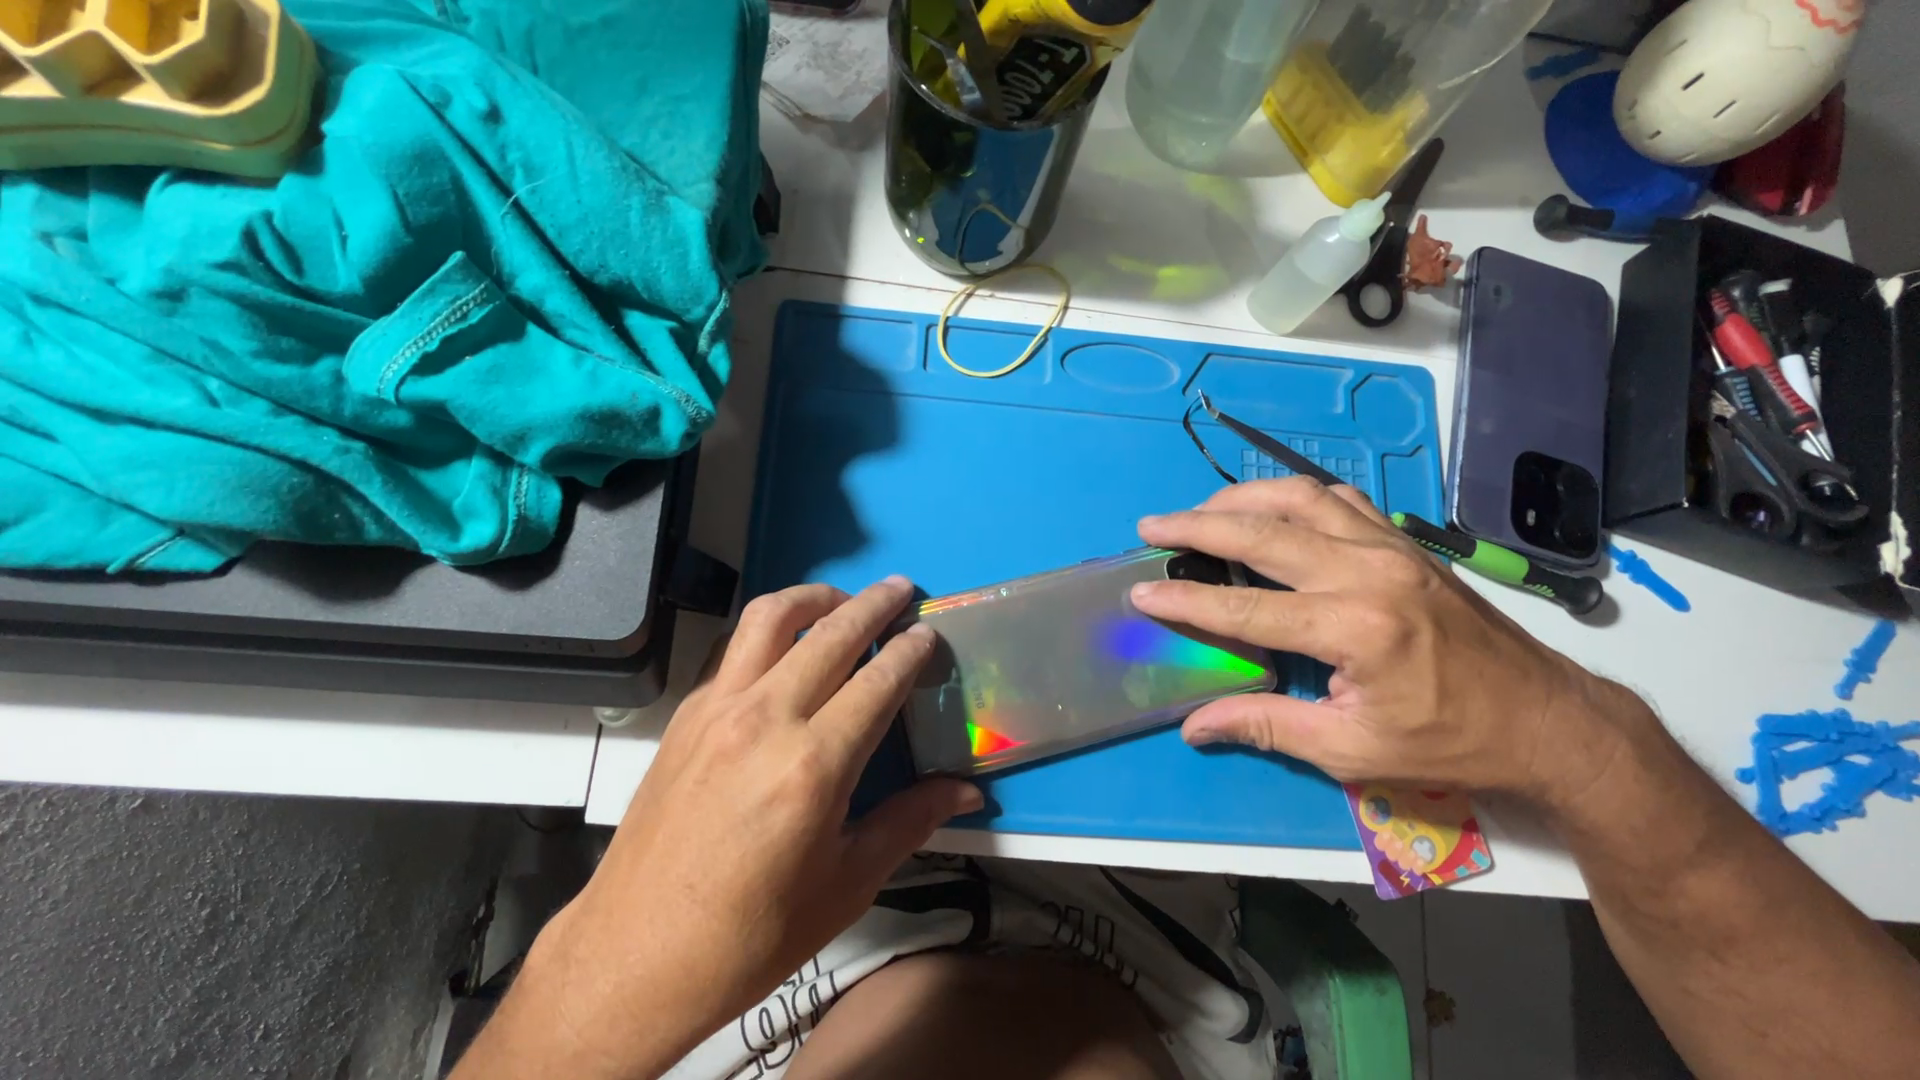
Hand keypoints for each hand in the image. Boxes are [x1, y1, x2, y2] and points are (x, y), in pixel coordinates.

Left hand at [497, 579, 978, 1078]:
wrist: (638, 955)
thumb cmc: (754, 934)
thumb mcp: (847, 885)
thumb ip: (910, 822)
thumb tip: (966, 791)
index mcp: (814, 764)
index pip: (877, 681)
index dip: (909, 651)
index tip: (929, 633)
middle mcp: (765, 719)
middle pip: (829, 633)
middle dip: (873, 604)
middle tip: (901, 589)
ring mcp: (717, 710)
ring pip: (769, 620)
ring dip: (813, 597)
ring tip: (841, 600)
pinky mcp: (685, 716)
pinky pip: (734, 649)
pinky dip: (769, 632)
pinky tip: (786, 651)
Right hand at [1128, 478, 1653, 810]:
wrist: (1546, 719)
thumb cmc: (1448, 741)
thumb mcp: (1352, 750)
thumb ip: (1267, 726)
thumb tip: (1194, 726)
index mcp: (1354, 628)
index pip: (1245, 606)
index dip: (1186, 601)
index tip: (1141, 593)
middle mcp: (1368, 572)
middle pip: (1263, 532)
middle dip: (1198, 524)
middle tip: (1153, 527)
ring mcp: (1392, 548)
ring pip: (1301, 498)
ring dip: (1243, 497)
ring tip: (1201, 509)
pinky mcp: (1407, 544)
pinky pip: (1341, 500)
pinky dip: (1295, 495)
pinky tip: (1273, 508)